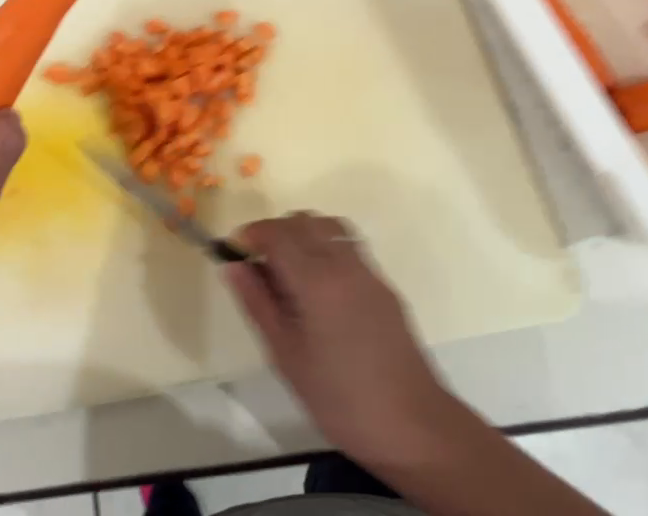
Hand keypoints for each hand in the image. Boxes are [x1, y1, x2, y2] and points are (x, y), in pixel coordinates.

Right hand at [224, 213, 454, 469]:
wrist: (414, 427)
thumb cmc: (339, 398)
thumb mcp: (285, 355)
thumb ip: (257, 302)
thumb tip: (233, 265)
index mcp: (317, 281)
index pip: (277, 233)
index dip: (251, 235)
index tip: (235, 254)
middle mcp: (345, 266)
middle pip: (303, 221)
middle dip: (274, 233)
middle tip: (259, 268)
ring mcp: (370, 274)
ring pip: (329, 228)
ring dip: (302, 236)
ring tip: (288, 275)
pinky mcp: (385, 288)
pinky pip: (348, 248)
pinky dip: (325, 250)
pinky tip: (318, 291)